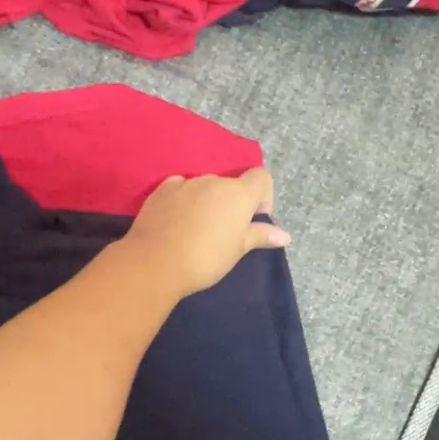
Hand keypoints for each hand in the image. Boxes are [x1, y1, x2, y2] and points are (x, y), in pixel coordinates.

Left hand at [116, 168, 289, 298]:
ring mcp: (185, 182)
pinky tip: (176, 222)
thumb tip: (284, 235)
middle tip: (223, 232)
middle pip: (231, 185)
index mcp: (238, 193)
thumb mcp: (237, 250)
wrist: (155, 263)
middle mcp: (213, 181)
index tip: (253, 219)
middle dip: (231, 203)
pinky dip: (183, 200)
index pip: (261, 177)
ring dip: (207, 202)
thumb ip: (260, 235)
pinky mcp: (161, 190)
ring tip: (196, 230)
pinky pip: (180, 189)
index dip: (263, 195)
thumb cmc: (205, 259)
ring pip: (204, 187)